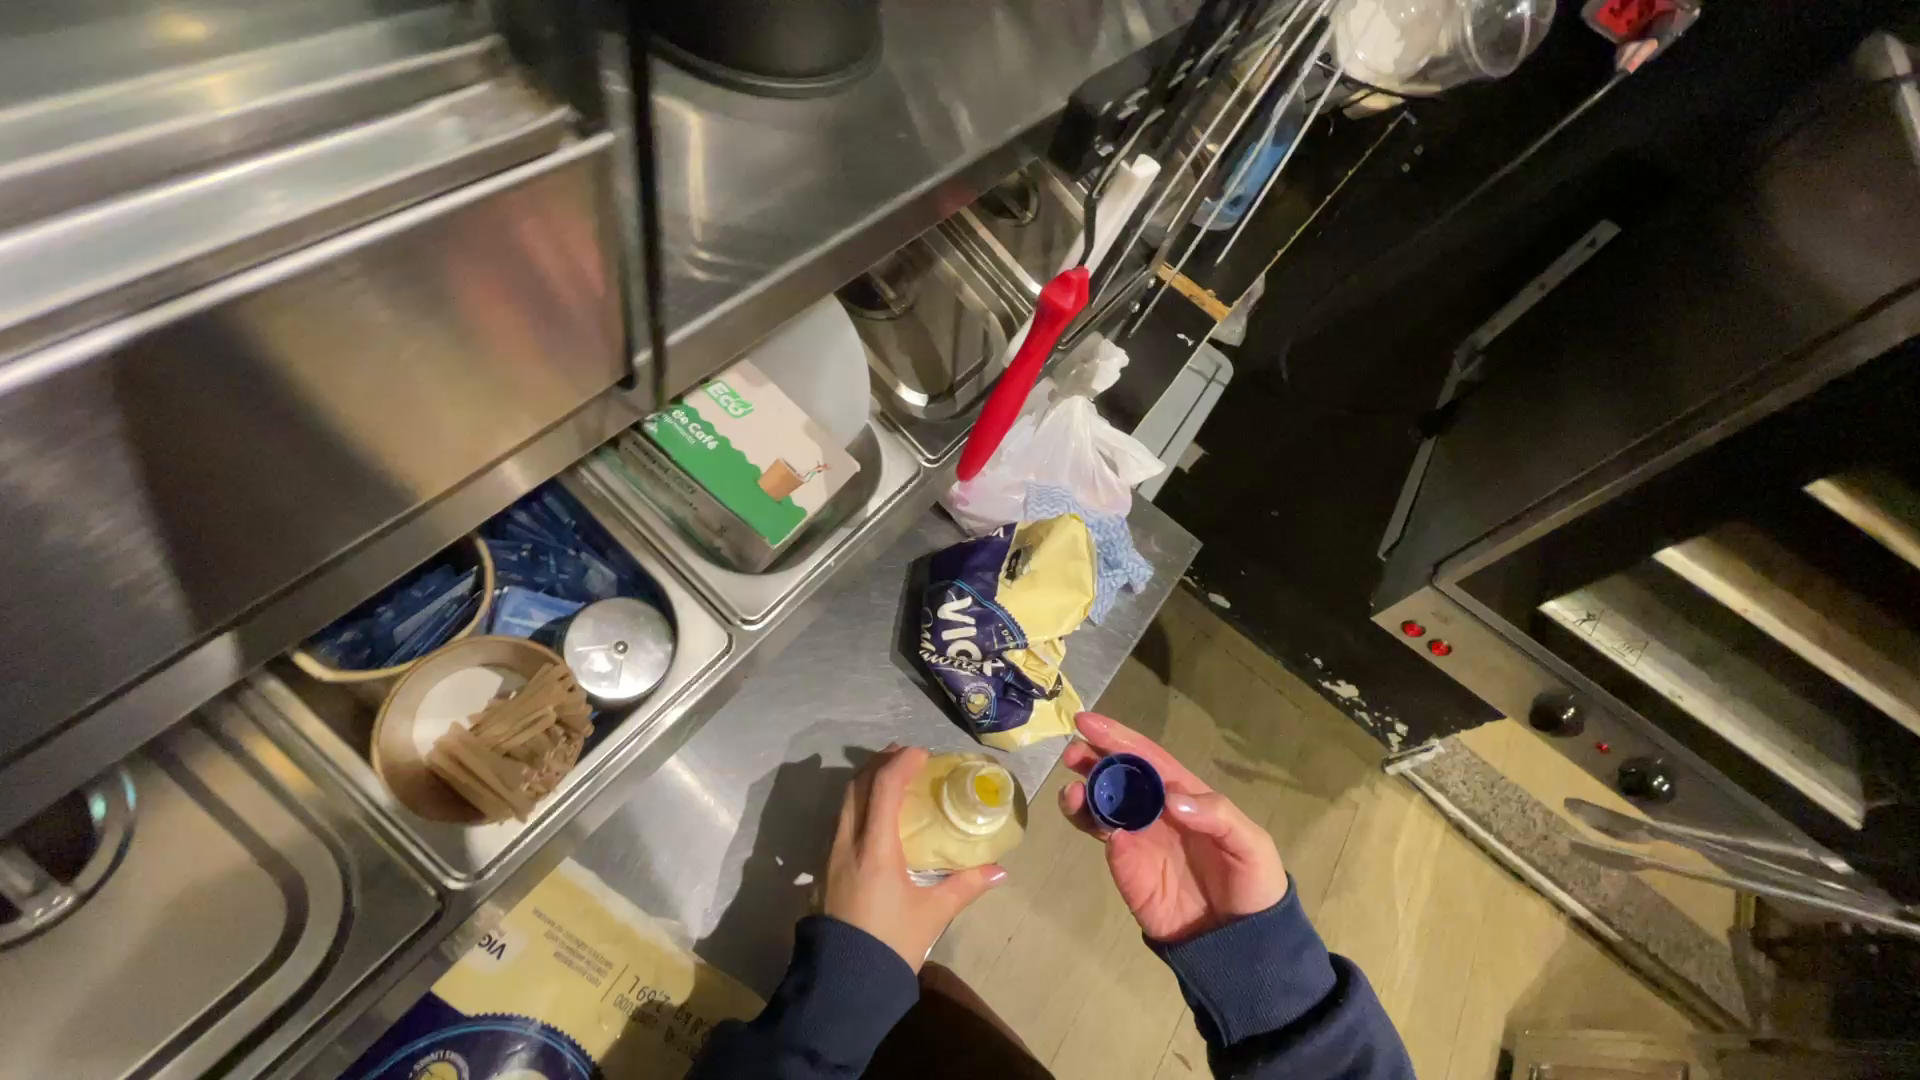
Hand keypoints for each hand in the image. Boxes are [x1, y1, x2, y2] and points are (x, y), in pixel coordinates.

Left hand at [824, 745, 1007, 970]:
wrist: (844, 983)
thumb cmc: (891, 944)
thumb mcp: (932, 914)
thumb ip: (965, 886)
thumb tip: (1000, 871)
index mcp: (875, 849)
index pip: (883, 788)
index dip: (901, 763)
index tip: (922, 754)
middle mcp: (849, 843)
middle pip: (857, 785)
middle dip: (880, 763)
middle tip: (905, 756)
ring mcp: (832, 855)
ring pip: (846, 801)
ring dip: (867, 780)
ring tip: (891, 776)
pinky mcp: (827, 868)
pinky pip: (842, 819)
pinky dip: (859, 802)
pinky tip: (876, 813)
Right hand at [1059, 712, 1287, 942]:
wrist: (1240, 944)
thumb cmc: (1253, 883)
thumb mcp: (1251, 843)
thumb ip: (1217, 814)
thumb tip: (1170, 799)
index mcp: (1183, 792)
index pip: (1146, 756)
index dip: (1117, 737)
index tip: (1087, 721)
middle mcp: (1154, 807)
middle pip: (1116, 773)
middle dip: (1091, 757)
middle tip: (1072, 753)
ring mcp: (1136, 835)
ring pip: (1100, 801)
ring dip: (1082, 790)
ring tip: (1071, 791)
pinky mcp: (1124, 864)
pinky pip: (1101, 835)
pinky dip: (1087, 821)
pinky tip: (1083, 816)